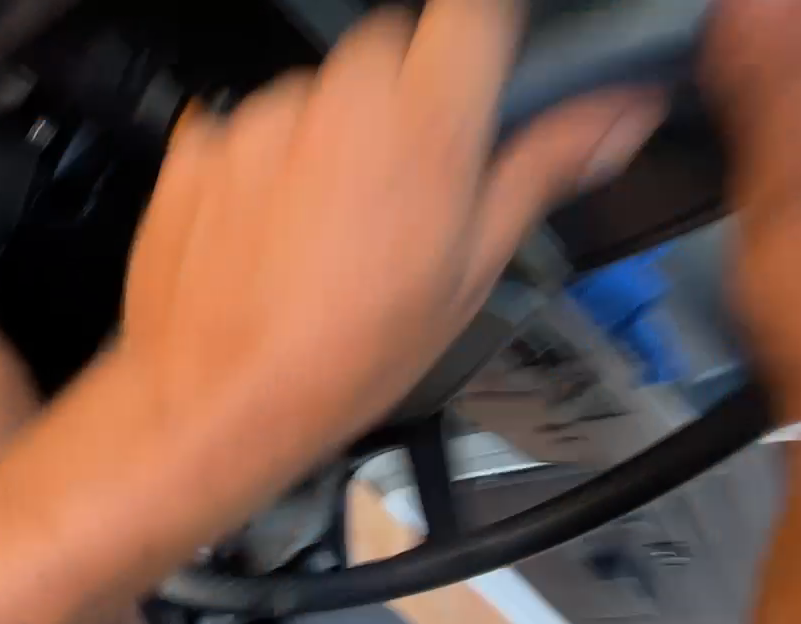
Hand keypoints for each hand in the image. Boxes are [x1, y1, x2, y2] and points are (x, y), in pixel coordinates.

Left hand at [118, 0, 665, 477]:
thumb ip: (536, 177)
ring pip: (303, 98)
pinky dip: (248, 171)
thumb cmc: (332, 366)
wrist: (213, 408)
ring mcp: (251, 129)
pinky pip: (233, 135)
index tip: (468, 80)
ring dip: (314, 143)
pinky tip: (254, 240)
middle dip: (392, 102)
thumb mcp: (460, 284)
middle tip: (385, 191)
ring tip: (309, 234)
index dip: (475, 41)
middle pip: (382, 49)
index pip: (473, 11)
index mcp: (424, 125)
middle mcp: (334, 107)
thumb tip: (611, 122)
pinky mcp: (190, 157)